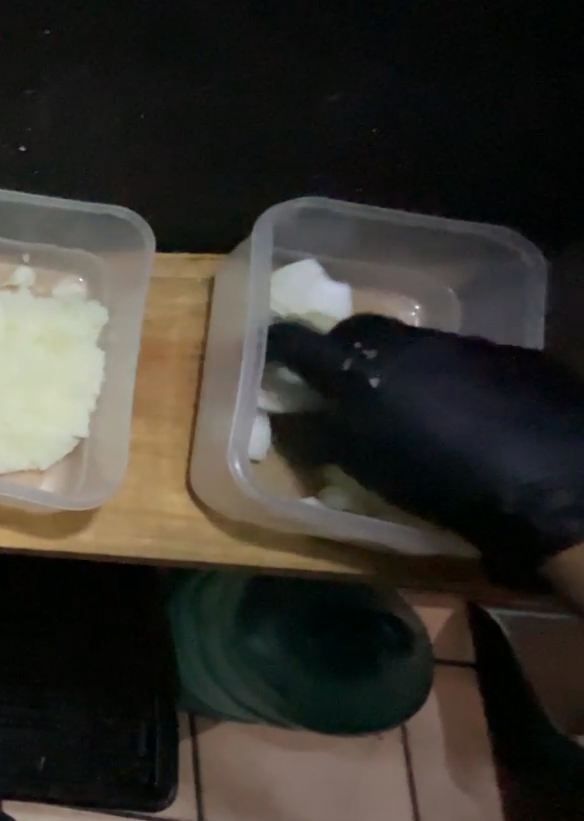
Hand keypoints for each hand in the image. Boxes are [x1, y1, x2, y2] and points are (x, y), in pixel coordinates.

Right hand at [266, 315, 583, 584]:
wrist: (563, 489)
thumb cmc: (436, 479)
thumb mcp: (356, 462)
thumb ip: (313, 432)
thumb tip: (288, 415)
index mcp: (356, 368)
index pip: (293, 340)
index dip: (274, 345)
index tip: (267, 356)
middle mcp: (407, 343)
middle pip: (357, 330)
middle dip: (342, 350)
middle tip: (342, 382)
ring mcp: (469, 346)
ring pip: (415, 344)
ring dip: (401, 365)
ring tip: (411, 403)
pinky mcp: (521, 359)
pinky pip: (468, 360)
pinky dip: (453, 378)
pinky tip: (469, 413)